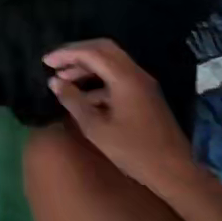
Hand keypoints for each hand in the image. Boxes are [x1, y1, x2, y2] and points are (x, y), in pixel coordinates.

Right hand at [44, 38, 201, 197]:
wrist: (175, 171)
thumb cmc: (133, 151)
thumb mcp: (96, 128)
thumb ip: (73, 101)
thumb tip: (54, 82)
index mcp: (125, 79)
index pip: (91, 53)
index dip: (66, 53)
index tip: (45, 61)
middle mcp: (136, 74)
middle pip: (103, 49)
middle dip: (76, 52)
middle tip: (55, 63)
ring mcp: (143, 84)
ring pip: (111, 61)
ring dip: (87, 65)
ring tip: (64, 79)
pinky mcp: (145, 94)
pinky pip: (118, 75)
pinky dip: (98, 77)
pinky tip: (83, 95)